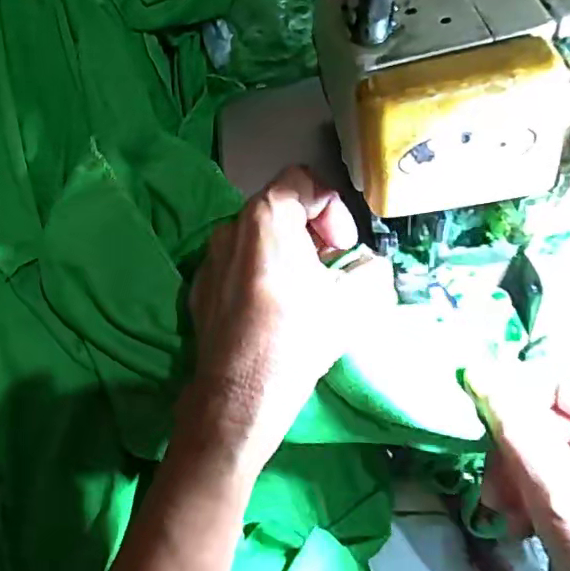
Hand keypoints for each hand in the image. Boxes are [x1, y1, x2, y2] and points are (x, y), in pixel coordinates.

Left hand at [184, 166, 392, 473]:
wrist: (241, 391)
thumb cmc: (299, 338)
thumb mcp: (359, 300)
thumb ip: (371, 267)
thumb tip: (363, 264)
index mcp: (266, 217)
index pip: (302, 180)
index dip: (331, 205)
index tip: (340, 246)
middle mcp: (229, 227)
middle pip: (278, 208)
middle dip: (310, 231)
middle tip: (328, 268)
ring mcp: (208, 256)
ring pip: (256, 238)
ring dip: (284, 252)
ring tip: (302, 291)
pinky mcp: (198, 284)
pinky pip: (235, 264)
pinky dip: (257, 273)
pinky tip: (270, 308)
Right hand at [478, 366, 569, 570]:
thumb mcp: (557, 493)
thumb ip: (515, 427)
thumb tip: (477, 370)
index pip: (568, 383)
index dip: (518, 400)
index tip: (484, 429)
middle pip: (553, 416)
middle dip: (512, 450)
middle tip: (493, 486)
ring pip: (545, 443)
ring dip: (513, 473)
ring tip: (501, 508)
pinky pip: (554, 469)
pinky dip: (528, 490)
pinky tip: (517, 518)